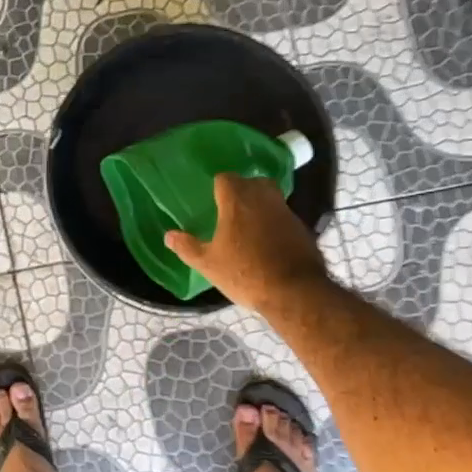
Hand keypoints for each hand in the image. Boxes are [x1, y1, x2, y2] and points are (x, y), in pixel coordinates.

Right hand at [164, 173, 331, 312]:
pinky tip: (269, 243)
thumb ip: (187, 247)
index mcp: (237, 200)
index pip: (225, 178)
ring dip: (261, 206)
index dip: (218, 187)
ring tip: (249, 226)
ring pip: (271, 197)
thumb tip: (169, 236)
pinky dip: (276, 223)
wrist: (295, 292)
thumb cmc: (246, 273)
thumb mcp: (209, 264)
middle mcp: (263, 198)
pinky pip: (284, 217)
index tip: (212, 200)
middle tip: (231, 209)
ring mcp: (286, 212)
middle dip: (242, 190)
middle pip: (252, 182)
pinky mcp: (302, 228)